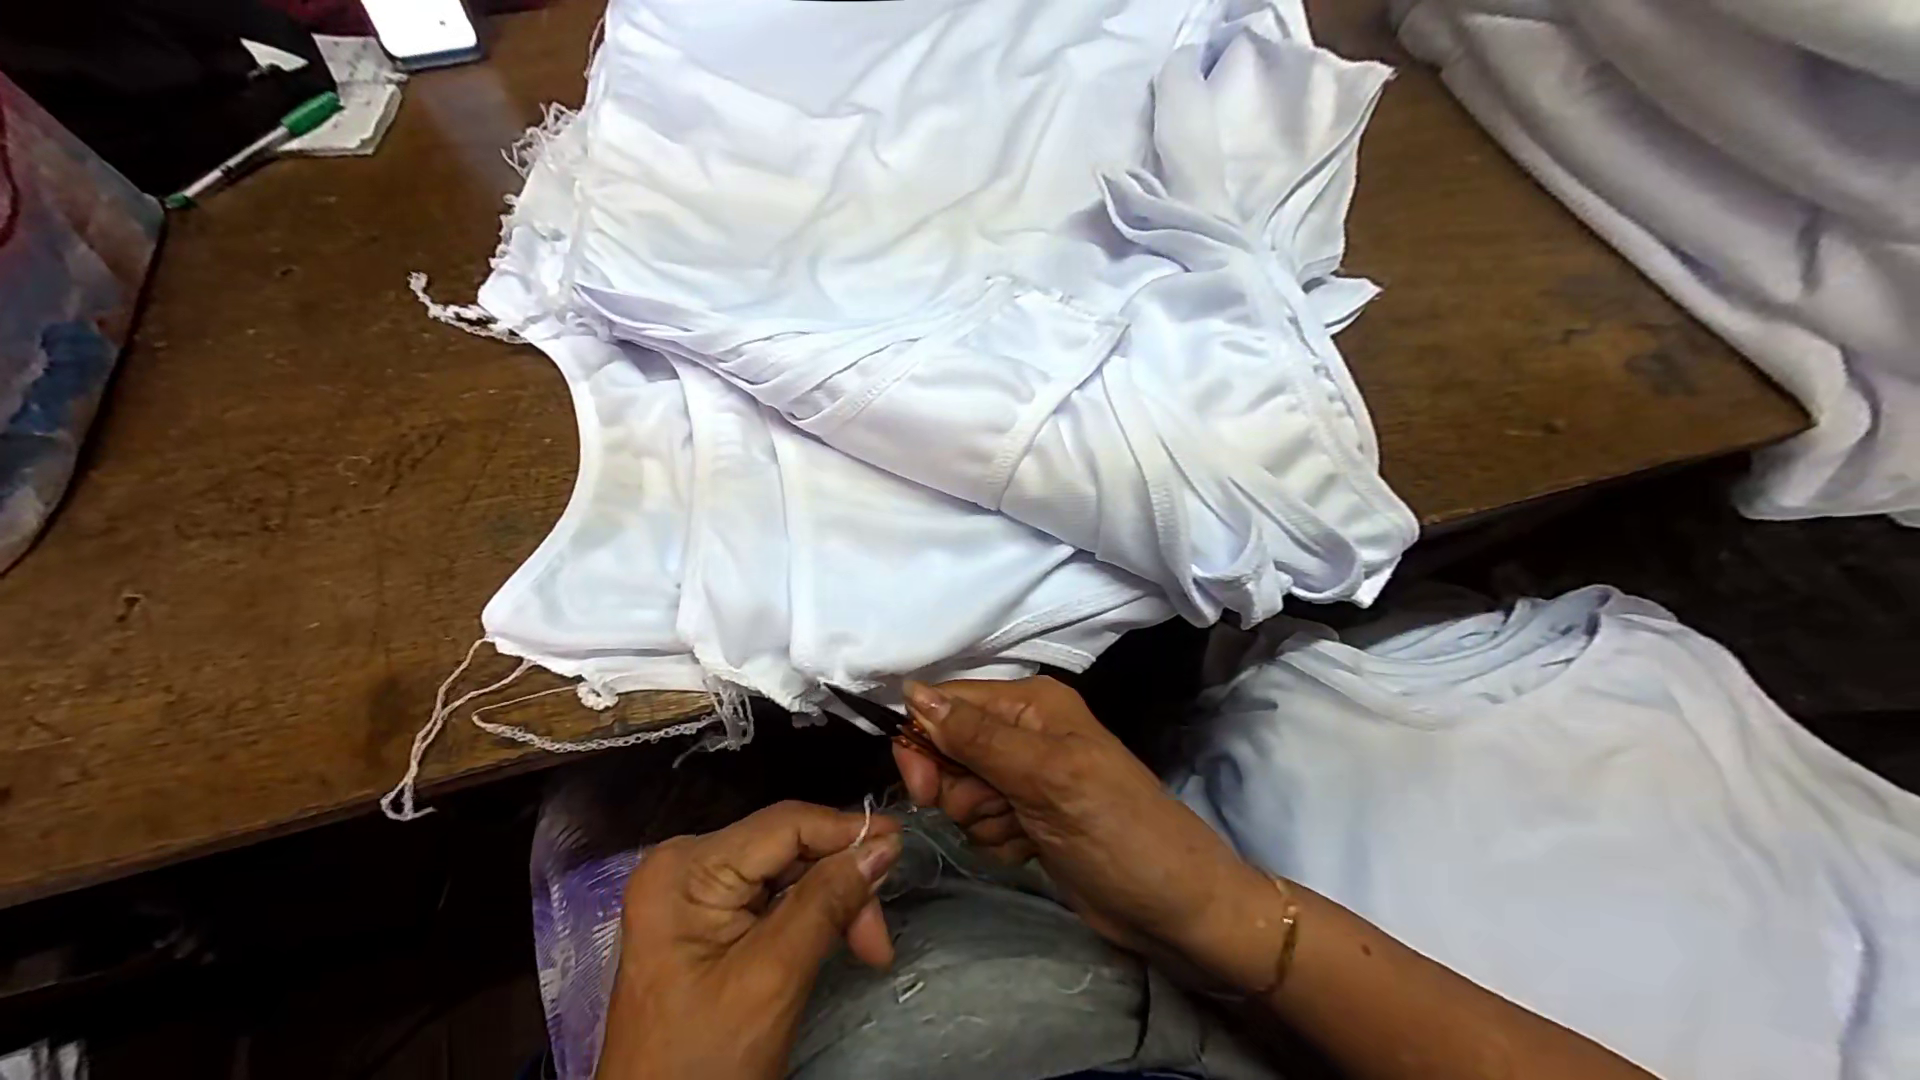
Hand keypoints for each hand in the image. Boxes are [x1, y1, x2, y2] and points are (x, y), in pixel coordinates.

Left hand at [596, 801, 903, 1079]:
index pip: (786, 824)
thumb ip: (828, 901)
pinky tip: (840, 938)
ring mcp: (696, 889)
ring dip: (836, 903)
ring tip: (869, 946)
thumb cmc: (703, 1064)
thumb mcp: (773, 978)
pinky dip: (815, 915)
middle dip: (843, 882)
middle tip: (879, 933)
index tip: (902, 844)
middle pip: (791, 846)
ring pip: (792, 870)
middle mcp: (688, 862)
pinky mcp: (709, 915)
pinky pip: (776, 895)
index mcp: (687, 867)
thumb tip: (885, 844)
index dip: (848, 830)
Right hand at [893, 676, 1282, 990]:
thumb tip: (912, 691)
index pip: (948, 703)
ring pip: (959, 790)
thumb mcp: (1046, 777)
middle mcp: (1023, 731)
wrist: (1173, 909)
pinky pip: (979, 821)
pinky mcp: (1024, 815)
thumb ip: (978, 737)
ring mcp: (1024, 776)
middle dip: (960, 788)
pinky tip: (1032, 848)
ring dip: (983, 818)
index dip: (925, 740)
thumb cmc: (1117, 831)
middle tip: (996, 810)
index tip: (923, 787)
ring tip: (1027, 830)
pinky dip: (997, 839)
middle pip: (947, 748)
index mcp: (1030, 703)